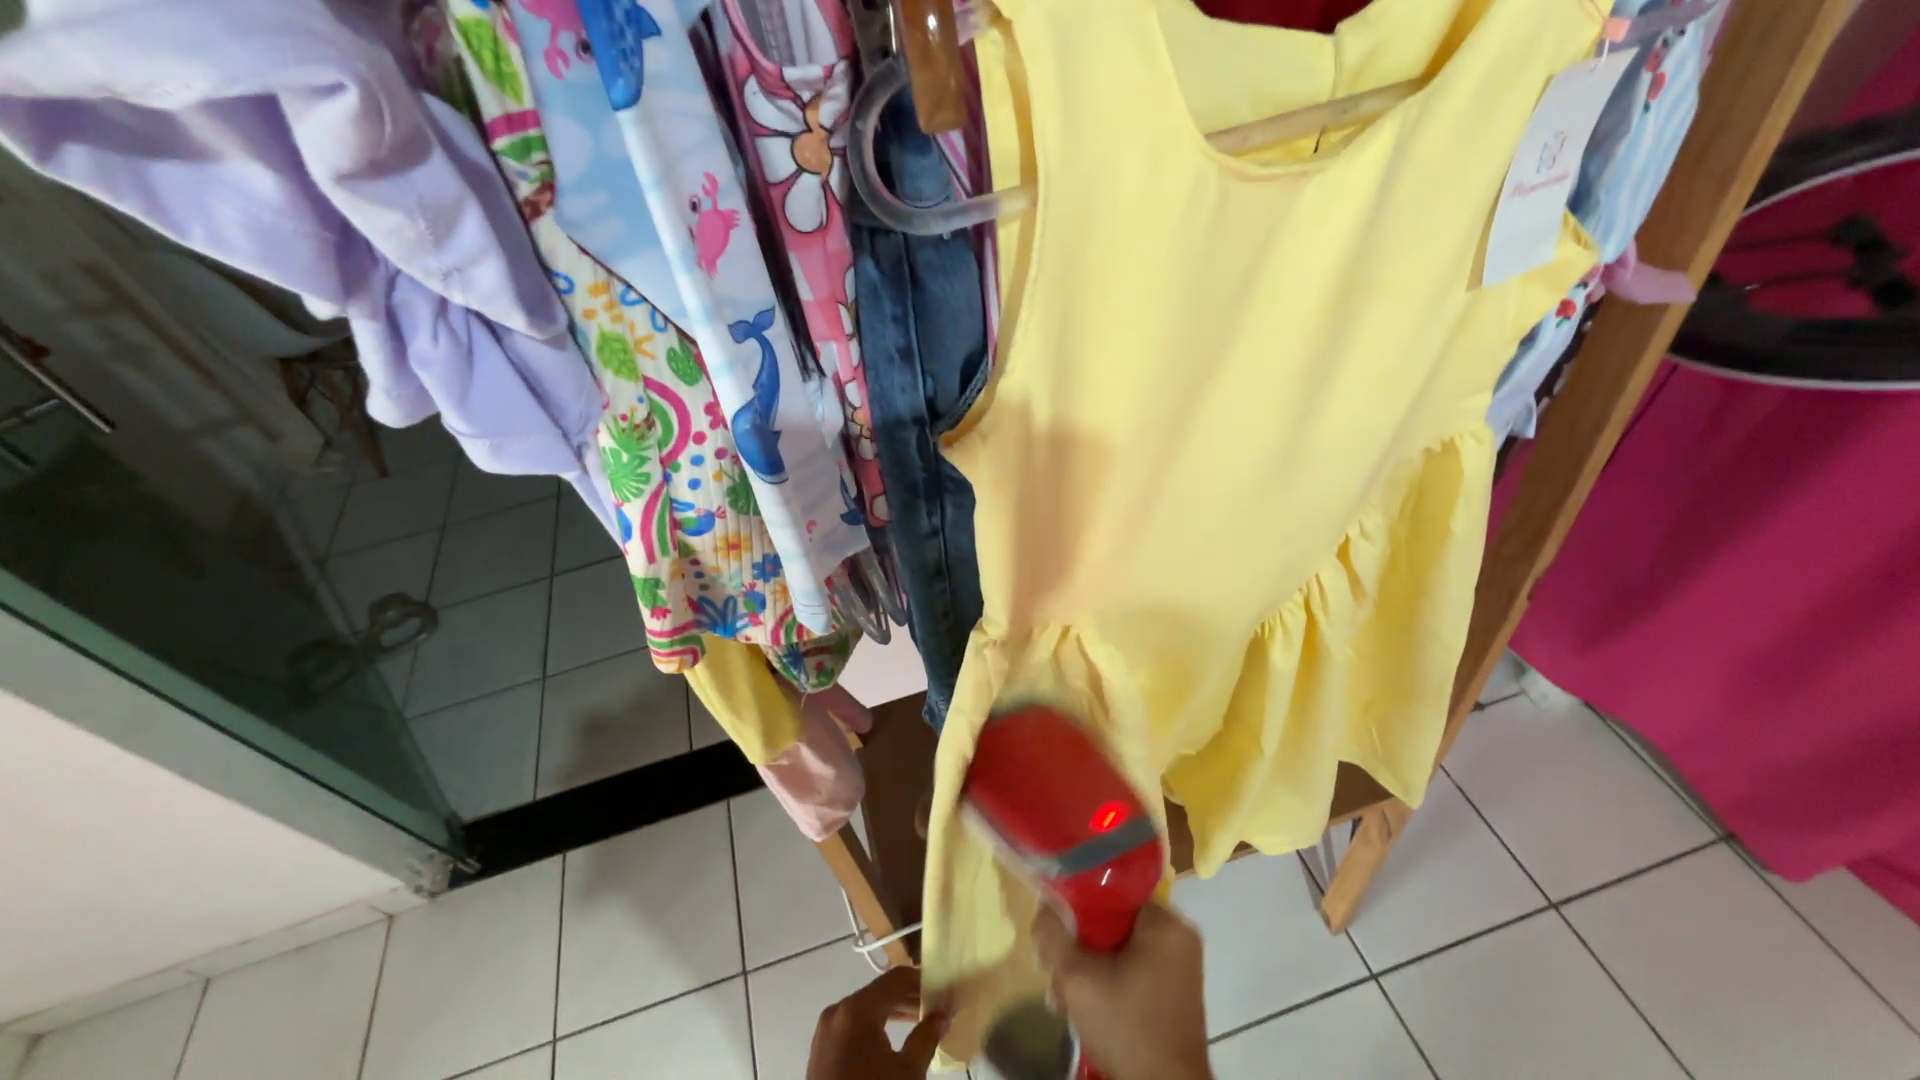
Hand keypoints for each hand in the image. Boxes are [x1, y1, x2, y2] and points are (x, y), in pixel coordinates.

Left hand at [806, 966, 948, 1079]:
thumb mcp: (908, 1071)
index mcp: (858, 1009)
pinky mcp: (821, 1048)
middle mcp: (838, 1011)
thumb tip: (941, 1017)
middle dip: (909, 998)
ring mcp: (826, 1030)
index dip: (921, 980)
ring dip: (892, 1012)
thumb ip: (926, 1038)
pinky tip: (892, 1038)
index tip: (942, 988)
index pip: (896, 979)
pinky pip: (852, 1025)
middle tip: (935, 1007)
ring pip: (865, 1009)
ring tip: (920, 1021)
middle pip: (879, 992)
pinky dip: (873, 1025)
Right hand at [1033, 901, 1212, 1079]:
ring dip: (1095, 962)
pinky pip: (1138, 965)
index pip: (1113, 891)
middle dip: (1083, 940)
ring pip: (1124, 945)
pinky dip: (1113, 976)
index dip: (1079, 903)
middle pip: (1117, 919)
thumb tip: (1045, 906)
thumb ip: (1053, 935)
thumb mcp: (1077, 979)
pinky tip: (1092, 1001)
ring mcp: (1183, 964)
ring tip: (1071, 989)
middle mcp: (1181, 935)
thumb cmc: (1126, 1027)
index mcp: (1165, 923)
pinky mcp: (1178, 989)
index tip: (1058, 924)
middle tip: (1060, 964)